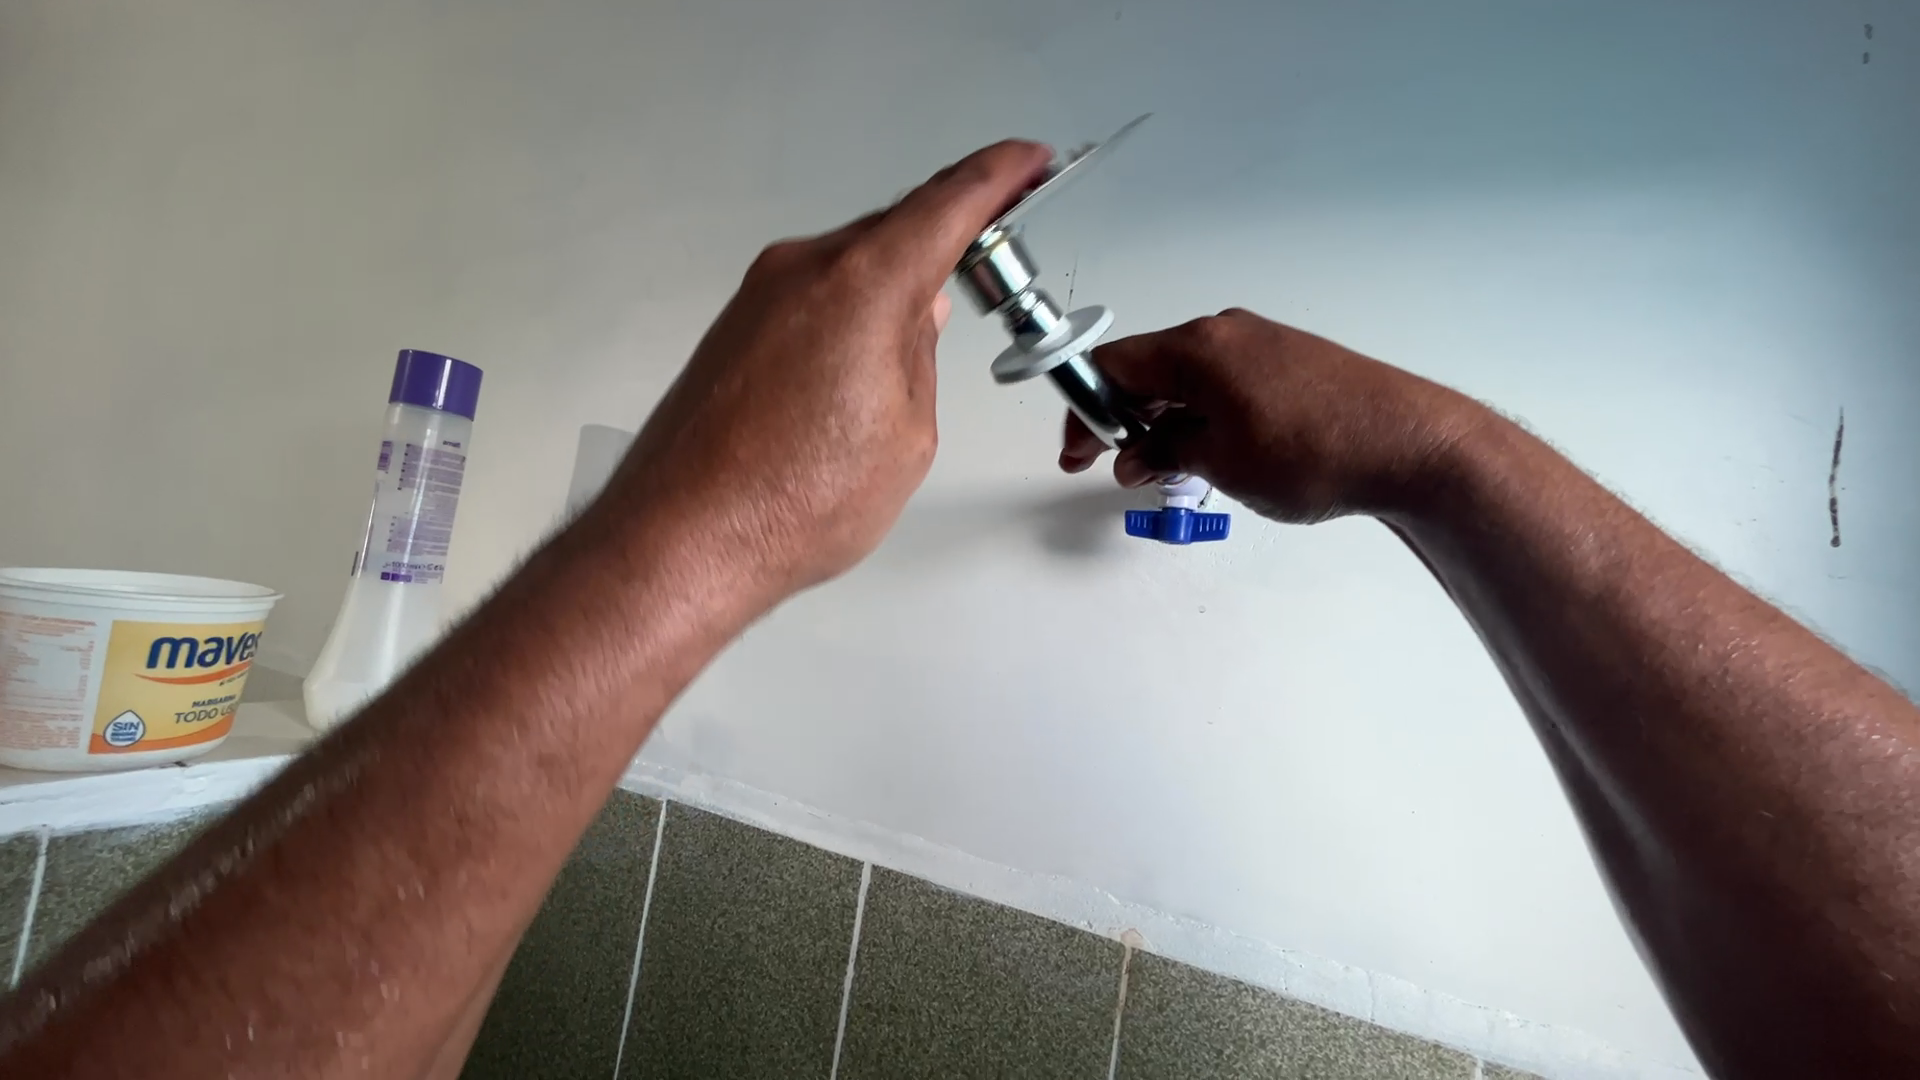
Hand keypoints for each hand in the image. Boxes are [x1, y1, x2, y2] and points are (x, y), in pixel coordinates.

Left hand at [601, 140, 1053, 598]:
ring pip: (852, 268)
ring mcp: (760, 297)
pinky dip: (851, 312)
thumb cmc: (792, 503)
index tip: (1027, 162)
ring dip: (896, 289)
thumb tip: (917, 319)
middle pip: (895, 232)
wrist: (686, 537)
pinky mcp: (736, 328)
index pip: (947, 204)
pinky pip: (814, 297)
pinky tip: (862, 362)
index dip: (998, 176)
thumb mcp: (907, 438)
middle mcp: (802, 271)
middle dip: (949, 243)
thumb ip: (920, 359)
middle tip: (987, 269)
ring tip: (917, 347)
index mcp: (861, 286)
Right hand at [1058, 309, 1486, 522]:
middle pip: (1145, 369)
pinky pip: (1218, 382)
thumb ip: (1163, 453)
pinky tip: (1204, 450)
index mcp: (1196, 348)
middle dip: (1120, 420)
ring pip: (1182, 378)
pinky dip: (1195, 414)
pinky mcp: (1286, 361)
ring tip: (1162, 468)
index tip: (1078, 452)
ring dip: (1159, 421)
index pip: (1111, 365)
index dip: (1084, 410)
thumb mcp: (1218, 463)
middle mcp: (1223, 333)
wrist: (1414, 445)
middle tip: (1115, 466)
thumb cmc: (1308, 452)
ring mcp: (1258, 344)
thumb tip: (1131, 458)